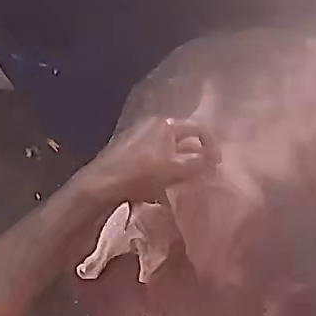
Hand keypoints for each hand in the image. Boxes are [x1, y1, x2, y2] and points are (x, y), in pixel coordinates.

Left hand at [74, 117, 213, 202]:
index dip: (212, 146)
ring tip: (178, 186)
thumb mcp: (175, 170)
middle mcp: (150, 125)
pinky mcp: (124, 152)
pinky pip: (150, 160)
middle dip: (192, 158)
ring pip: (166, 151)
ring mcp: (136, 137)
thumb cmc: (141, 175)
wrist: (100, 185)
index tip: (216, 166)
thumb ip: (198, 163)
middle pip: (181, 140)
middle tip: (199, 176)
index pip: (199, 128)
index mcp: (166, 124)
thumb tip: (213, 160)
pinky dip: (159, 172)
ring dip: (175, 167)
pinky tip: (155, 191)